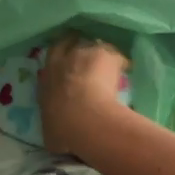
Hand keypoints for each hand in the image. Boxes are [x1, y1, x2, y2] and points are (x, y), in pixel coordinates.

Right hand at [39, 33, 132, 158]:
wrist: (84, 119)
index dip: (61, 56)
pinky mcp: (105, 55)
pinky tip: (127, 71)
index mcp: (47, 78)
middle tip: (90, 56)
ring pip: (94, 46)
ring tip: (111, 67)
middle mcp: (62, 61)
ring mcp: (84, 54)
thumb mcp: (51, 130)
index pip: (51, 57)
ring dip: (100, 55)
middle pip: (70, 43)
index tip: (69, 62)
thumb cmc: (63, 129)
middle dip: (78, 46)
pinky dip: (121, 62)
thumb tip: (58, 129)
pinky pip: (115, 56)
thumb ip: (54, 122)